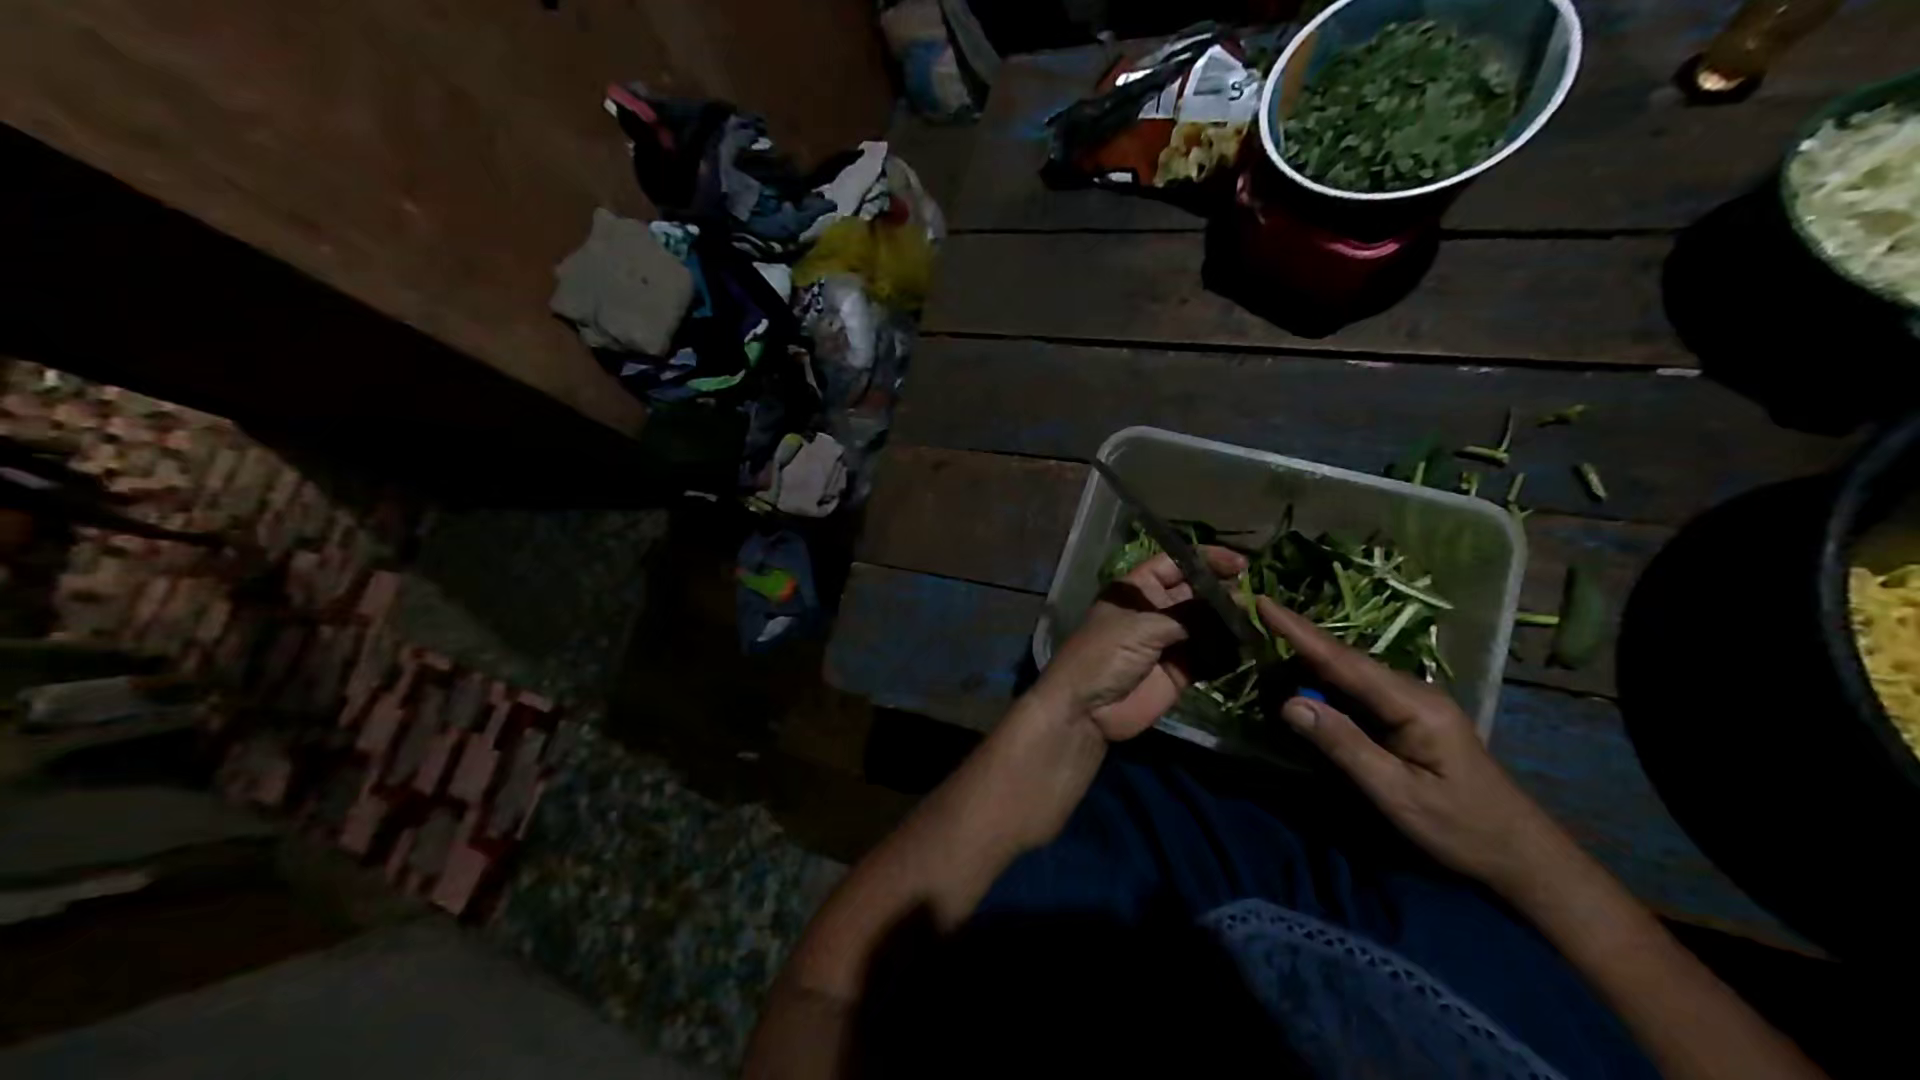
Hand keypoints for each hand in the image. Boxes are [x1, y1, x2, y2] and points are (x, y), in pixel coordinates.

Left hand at [1034, 546, 1247, 740]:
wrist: (1087, 709)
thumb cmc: (1104, 654)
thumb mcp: (1143, 626)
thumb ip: (1188, 615)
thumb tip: (1232, 604)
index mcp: (1138, 589)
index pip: (1176, 564)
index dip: (1205, 560)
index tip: (1239, 563)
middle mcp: (1155, 610)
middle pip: (1196, 593)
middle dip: (1223, 592)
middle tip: (1252, 596)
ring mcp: (1169, 641)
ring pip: (1207, 624)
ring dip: (1229, 621)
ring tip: (1254, 619)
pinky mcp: (1181, 670)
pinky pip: (1210, 654)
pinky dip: (1228, 650)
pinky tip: (1249, 644)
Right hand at [1256, 597, 1568, 889]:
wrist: (1523, 855)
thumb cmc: (1461, 828)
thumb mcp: (1397, 793)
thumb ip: (1344, 745)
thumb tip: (1290, 704)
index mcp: (1414, 705)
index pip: (1343, 662)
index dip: (1299, 632)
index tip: (1264, 602)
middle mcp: (1414, 692)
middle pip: (1345, 658)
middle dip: (1298, 635)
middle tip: (1256, 612)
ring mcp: (1414, 703)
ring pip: (1351, 671)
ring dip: (1310, 654)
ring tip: (1269, 636)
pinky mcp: (1410, 717)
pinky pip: (1359, 688)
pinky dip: (1326, 677)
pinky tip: (1305, 675)